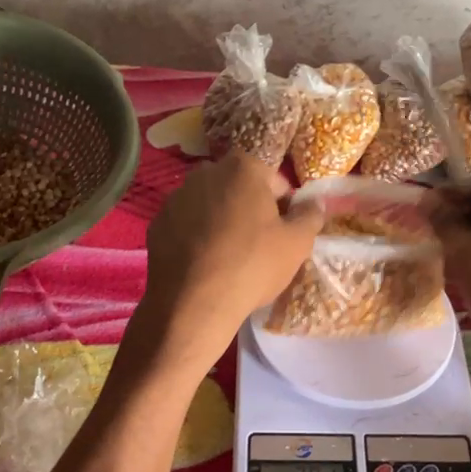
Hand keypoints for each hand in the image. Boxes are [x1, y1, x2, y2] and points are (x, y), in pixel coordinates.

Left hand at [130, 152, 323, 368]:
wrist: (193, 303)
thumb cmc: (252, 265)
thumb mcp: (296, 243)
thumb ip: (310, 216)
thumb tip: (314, 203)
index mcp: (242, 168)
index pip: (272, 178)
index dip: (283, 203)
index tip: (285, 229)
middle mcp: (204, 173)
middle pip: (237, 187)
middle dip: (248, 207)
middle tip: (259, 242)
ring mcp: (175, 198)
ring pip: (208, 205)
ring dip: (220, 220)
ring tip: (229, 255)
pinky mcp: (156, 224)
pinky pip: (185, 225)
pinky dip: (195, 236)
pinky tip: (204, 263)